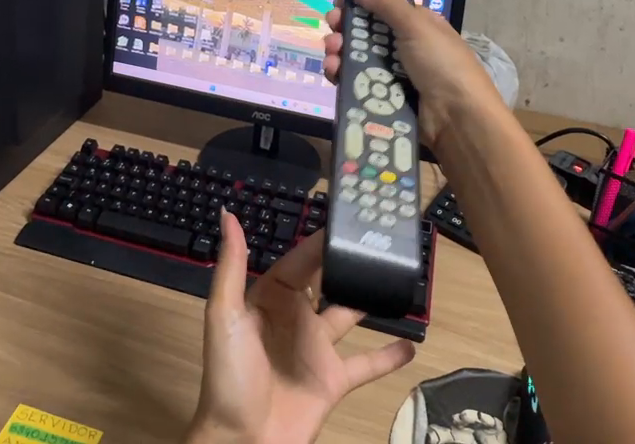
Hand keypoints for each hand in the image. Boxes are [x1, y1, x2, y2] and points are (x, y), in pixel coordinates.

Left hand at [185, 212, 415, 443]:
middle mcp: (296, 317)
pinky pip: (366, 364)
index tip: (348, 219)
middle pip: (327, 282)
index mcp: (270, 297)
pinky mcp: (334, 380)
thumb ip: (231, 265)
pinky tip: (410, 344)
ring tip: (397, 278)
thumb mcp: (224, 314)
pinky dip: (388, 356)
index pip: (300, 260)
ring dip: (370, 300)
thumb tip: (228, 214)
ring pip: (349, 315)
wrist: (242, 442)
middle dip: (348, 262)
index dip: (322, 241)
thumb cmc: (230, 375)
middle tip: (379, 241)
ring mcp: (316, 348)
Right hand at [323, 0, 498, 147]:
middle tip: (332, 28)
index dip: (360, 5)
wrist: (458, 118)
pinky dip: (342, 75)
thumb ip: (384, 3)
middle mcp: (405, 46)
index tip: (339, 4)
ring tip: (332, 52)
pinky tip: (334, 72)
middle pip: (366, 32)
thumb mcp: (416, 25)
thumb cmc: (441, 63)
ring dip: (339, 51)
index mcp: (417, 24)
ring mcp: (393, 73)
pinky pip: (357, 82)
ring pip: (357, 57)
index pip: (383, 8)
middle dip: (345, 27)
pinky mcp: (383, 97)